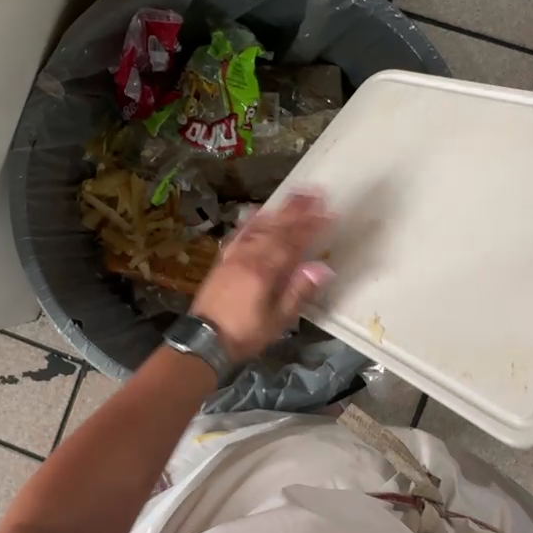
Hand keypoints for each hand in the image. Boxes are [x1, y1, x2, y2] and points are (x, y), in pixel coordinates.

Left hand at [190, 192, 334, 360]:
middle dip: (296, 210)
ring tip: (292, 197)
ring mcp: (233, 257)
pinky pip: (239, 235)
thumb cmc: (245, 334)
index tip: (328, 213)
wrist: (204, 340)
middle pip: (276, 228)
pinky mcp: (222, 261)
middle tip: (313, 192)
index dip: (312, 226)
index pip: (293, 243)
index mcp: (265, 272)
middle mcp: (248, 258)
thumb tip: (322, 268)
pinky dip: (251, 222)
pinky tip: (257, 214)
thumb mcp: (278, 320)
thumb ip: (298, 292)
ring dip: (277, 211)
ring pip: (258, 228)